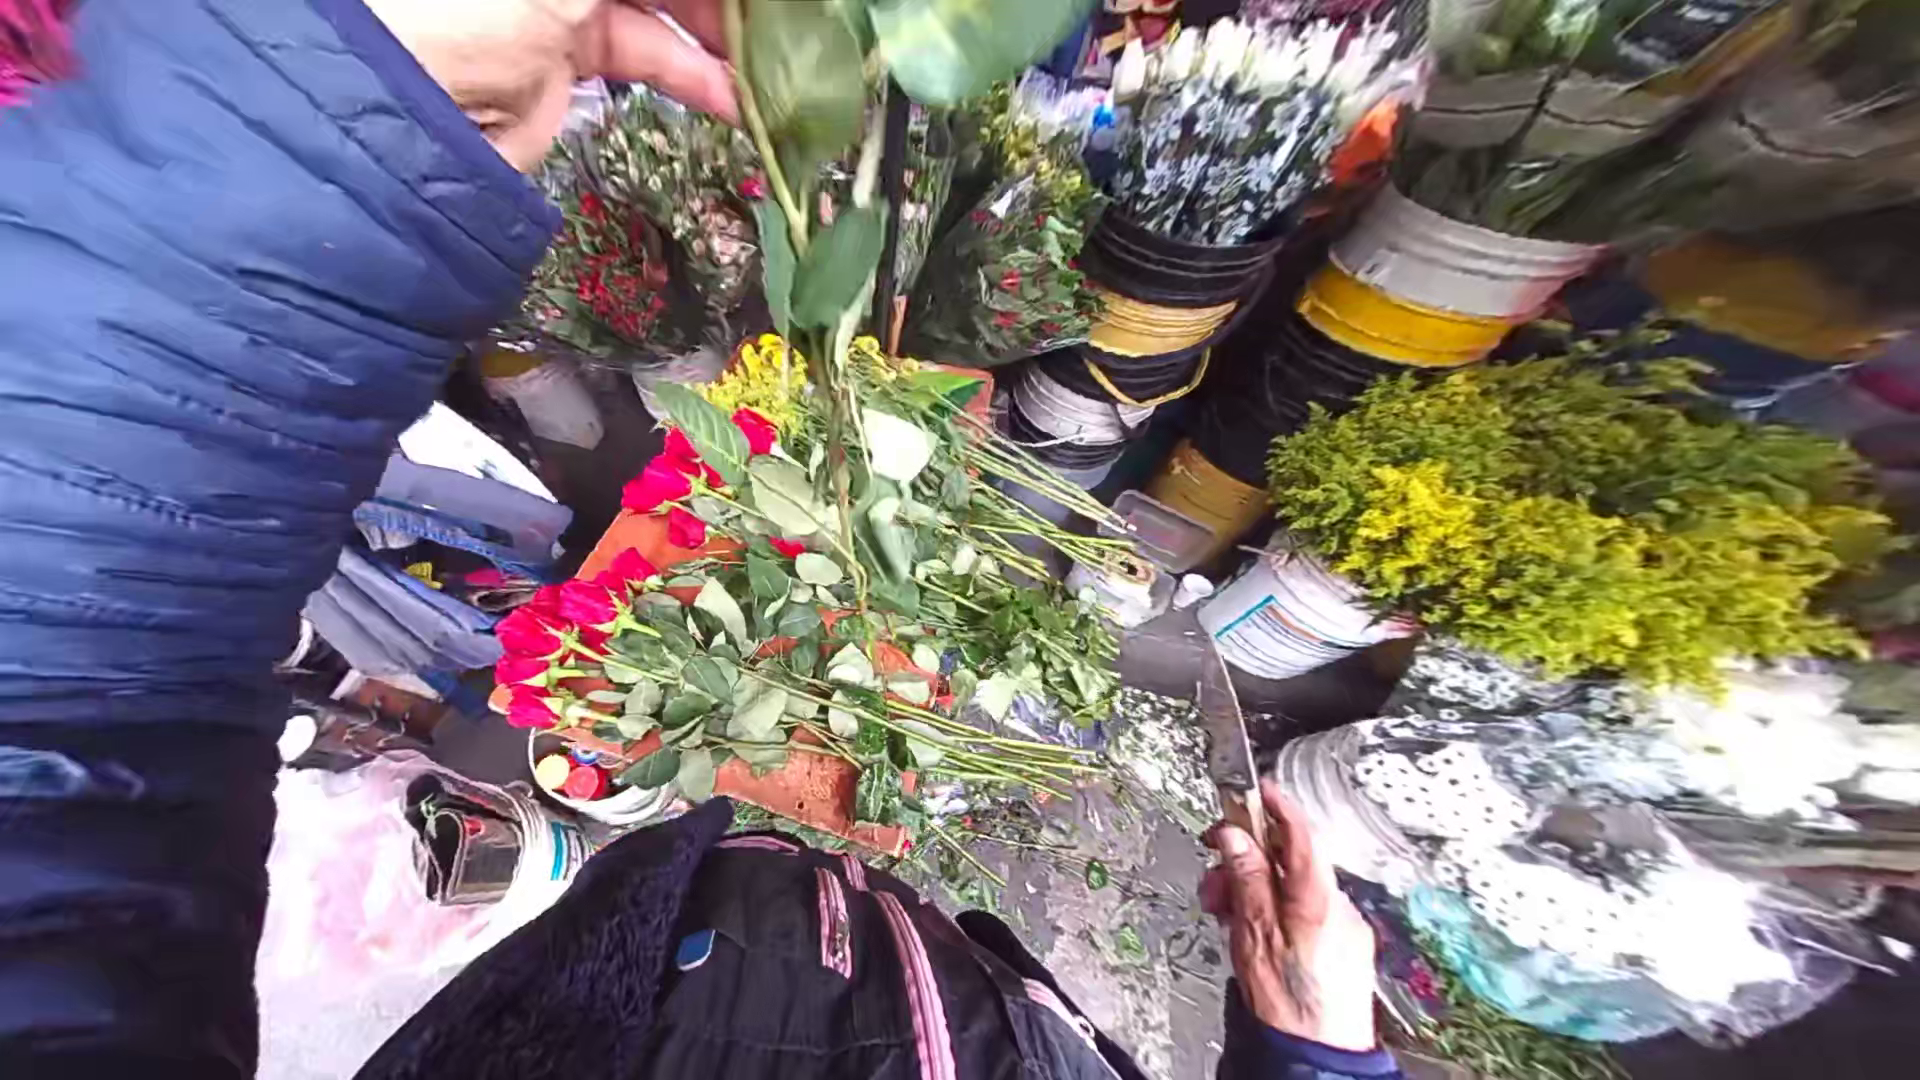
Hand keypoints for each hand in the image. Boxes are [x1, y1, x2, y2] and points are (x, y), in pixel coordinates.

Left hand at [364, 0, 736, 170]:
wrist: (418, 104)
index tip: (762, 2)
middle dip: (718, 0)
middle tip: (771, 29)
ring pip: (657, 2)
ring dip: (713, 39)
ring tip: (763, 74)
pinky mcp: (570, 44)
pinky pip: (644, 50)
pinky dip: (690, 76)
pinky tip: (732, 102)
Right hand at [1201, 780, 1378, 1051]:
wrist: (1320, 1061)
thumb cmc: (1288, 1002)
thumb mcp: (1254, 931)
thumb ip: (1246, 877)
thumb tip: (1234, 834)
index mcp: (1318, 899)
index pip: (1301, 834)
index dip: (1278, 804)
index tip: (1256, 787)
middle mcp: (1336, 905)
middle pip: (1286, 857)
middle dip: (1245, 856)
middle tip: (1214, 868)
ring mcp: (1339, 923)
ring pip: (1287, 880)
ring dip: (1248, 883)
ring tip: (1221, 906)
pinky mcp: (1335, 940)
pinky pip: (1296, 903)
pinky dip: (1266, 901)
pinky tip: (1243, 921)